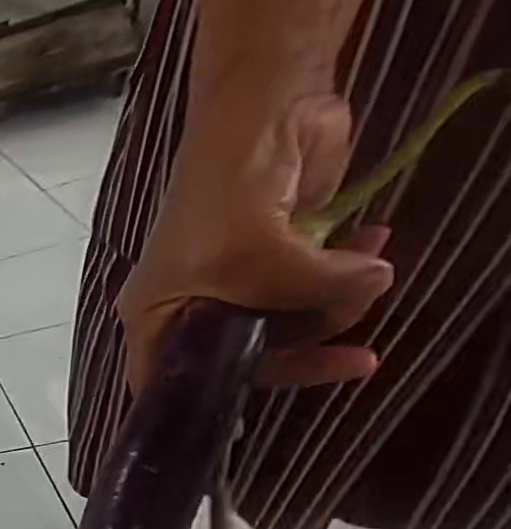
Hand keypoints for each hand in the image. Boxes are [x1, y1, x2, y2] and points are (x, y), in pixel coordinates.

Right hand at [116, 90, 393, 390]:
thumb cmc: (224, 198)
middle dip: (299, 351)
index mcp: (156, 316)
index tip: (259, 411)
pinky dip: (351, 271)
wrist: (260, 117)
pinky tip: (372, 244)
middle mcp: (190, 307)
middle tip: (358, 356)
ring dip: (336, 305)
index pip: (164, 379)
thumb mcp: (263, 258)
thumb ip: (318, 291)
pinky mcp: (279, 252)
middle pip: (236, 357)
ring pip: (286, 321)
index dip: (201, 403)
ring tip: (368, 272)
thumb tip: (371, 290)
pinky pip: (318, 283)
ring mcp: (234, 280)